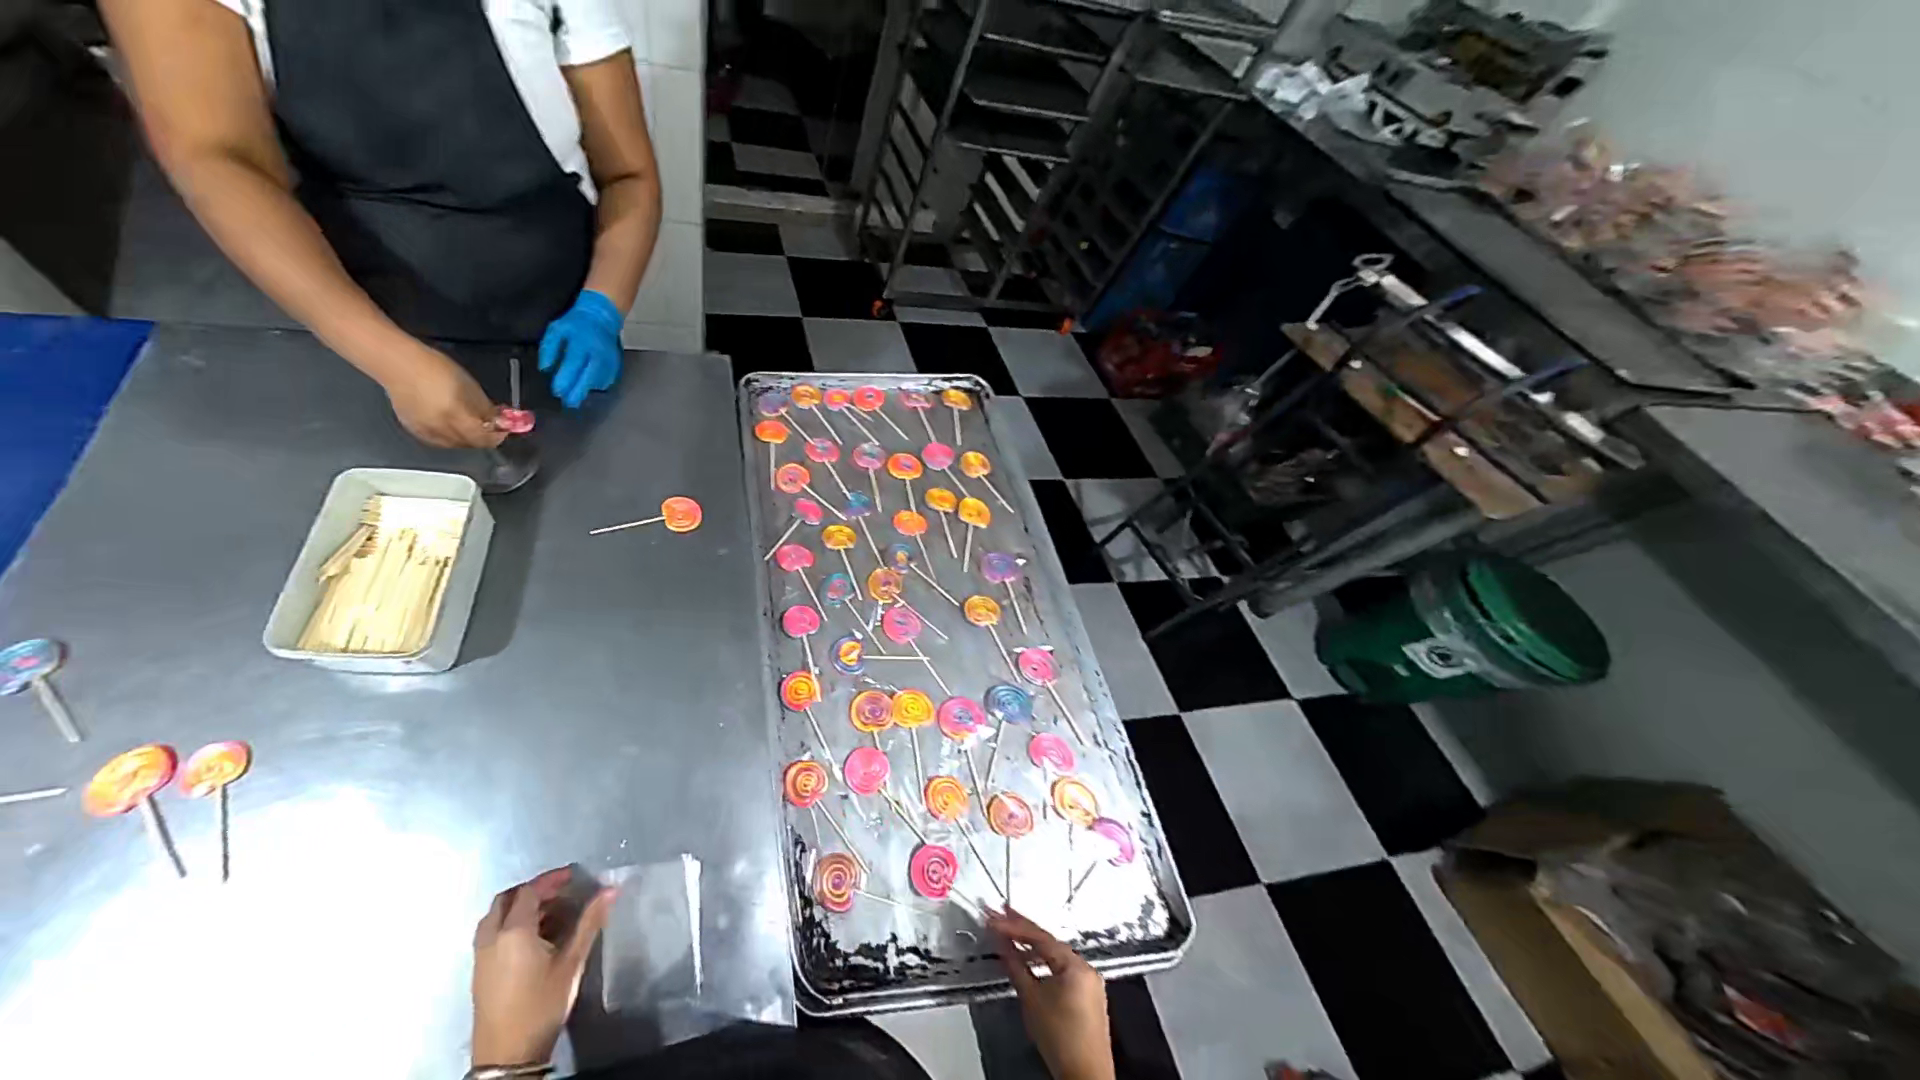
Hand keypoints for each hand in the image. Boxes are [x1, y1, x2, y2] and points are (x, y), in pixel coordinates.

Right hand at [383, 346, 505, 448]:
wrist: (398, 363)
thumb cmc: (437, 369)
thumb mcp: (471, 387)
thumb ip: (486, 409)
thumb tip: (500, 422)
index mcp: (454, 416)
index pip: (483, 438)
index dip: (497, 436)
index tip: (505, 428)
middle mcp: (438, 428)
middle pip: (470, 443)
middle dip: (484, 436)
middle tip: (491, 425)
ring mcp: (423, 431)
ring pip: (455, 444)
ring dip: (468, 437)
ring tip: (472, 423)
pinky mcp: (412, 429)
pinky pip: (439, 441)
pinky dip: (451, 436)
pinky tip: (454, 425)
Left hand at [471, 866, 615, 1067]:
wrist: (507, 1055)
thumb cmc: (542, 1004)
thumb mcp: (572, 962)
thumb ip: (590, 923)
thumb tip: (610, 890)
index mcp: (512, 932)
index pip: (529, 891)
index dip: (551, 879)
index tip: (574, 876)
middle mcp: (490, 939)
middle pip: (506, 900)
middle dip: (533, 890)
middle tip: (560, 891)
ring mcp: (480, 956)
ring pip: (495, 917)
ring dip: (519, 906)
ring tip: (550, 912)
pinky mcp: (479, 971)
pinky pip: (491, 933)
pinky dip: (510, 923)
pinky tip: (534, 936)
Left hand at [539, 289, 624, 408]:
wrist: (602, 315)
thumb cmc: (575, 323)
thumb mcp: (556, 330)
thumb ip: (549, 348)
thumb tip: (545, 368)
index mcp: (581, 344)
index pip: (572, 366)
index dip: (565, 381)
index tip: (557, 393)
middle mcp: (598, 354)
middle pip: (588, 378)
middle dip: (578, 392)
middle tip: (569, 403)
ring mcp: (609, 361)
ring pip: (598, 382)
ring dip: (587, 390)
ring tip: (577, 396)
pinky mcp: (616, 365)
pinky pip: (607, 380)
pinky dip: (597, 385)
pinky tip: (589, 387)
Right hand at [989, 908, 1113, 1079]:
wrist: (1084, 1076)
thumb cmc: (1063, 1043)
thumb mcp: (1031, 999)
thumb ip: (1015, 967)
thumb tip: (1003, 946)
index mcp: (1076, 965)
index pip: (1040, 937)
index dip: (1014, 926)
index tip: (996, 918)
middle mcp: (1086, 969)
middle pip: (1049, 942)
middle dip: (1023, 930)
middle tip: (1002, 916)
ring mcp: (1089, 982)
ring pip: (1056, 955)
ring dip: (1032, 946)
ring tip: (1010, 937)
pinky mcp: (1087, 995)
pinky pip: (1062, 969)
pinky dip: (1044, 962)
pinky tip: (1029, 963)